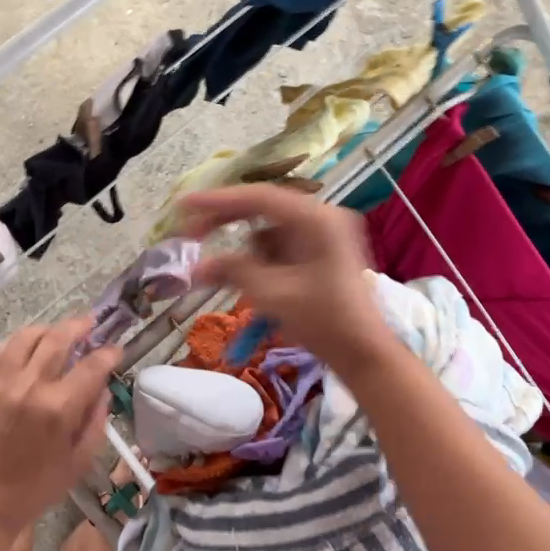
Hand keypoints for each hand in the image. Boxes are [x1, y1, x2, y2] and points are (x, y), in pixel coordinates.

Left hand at [0, 318, 120, 534]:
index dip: (108, 353)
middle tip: (91, 324)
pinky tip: (27, 348)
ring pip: (27, 336)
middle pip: (58, 338)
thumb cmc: (35, 488)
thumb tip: (102, 390)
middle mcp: (30, 386)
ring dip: (48, 329)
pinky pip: (0, 349)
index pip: (91, 366)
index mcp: (58, 408)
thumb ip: (95, 422)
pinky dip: (17, 342)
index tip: (116, 350)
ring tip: (60, 333)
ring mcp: (1, 382)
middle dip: (80, 326)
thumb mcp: (79, 462)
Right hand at [176, 184, 390, 369]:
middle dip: (227, 224)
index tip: (185, 204)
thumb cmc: (325, 321)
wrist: (364, 353)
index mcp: (317, 218)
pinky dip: (261, 264)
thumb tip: (198, 267)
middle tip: (191, 236)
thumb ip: (234, 272)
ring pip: (268, 233)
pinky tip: (259, 288)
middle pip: (262, 210)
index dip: (217, 200)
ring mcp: (321, 235)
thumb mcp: (273, 295)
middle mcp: (321, 218)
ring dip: (247, 254)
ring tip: (241, 283)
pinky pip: (279, 249)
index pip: (258, 197)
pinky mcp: (318, 254)